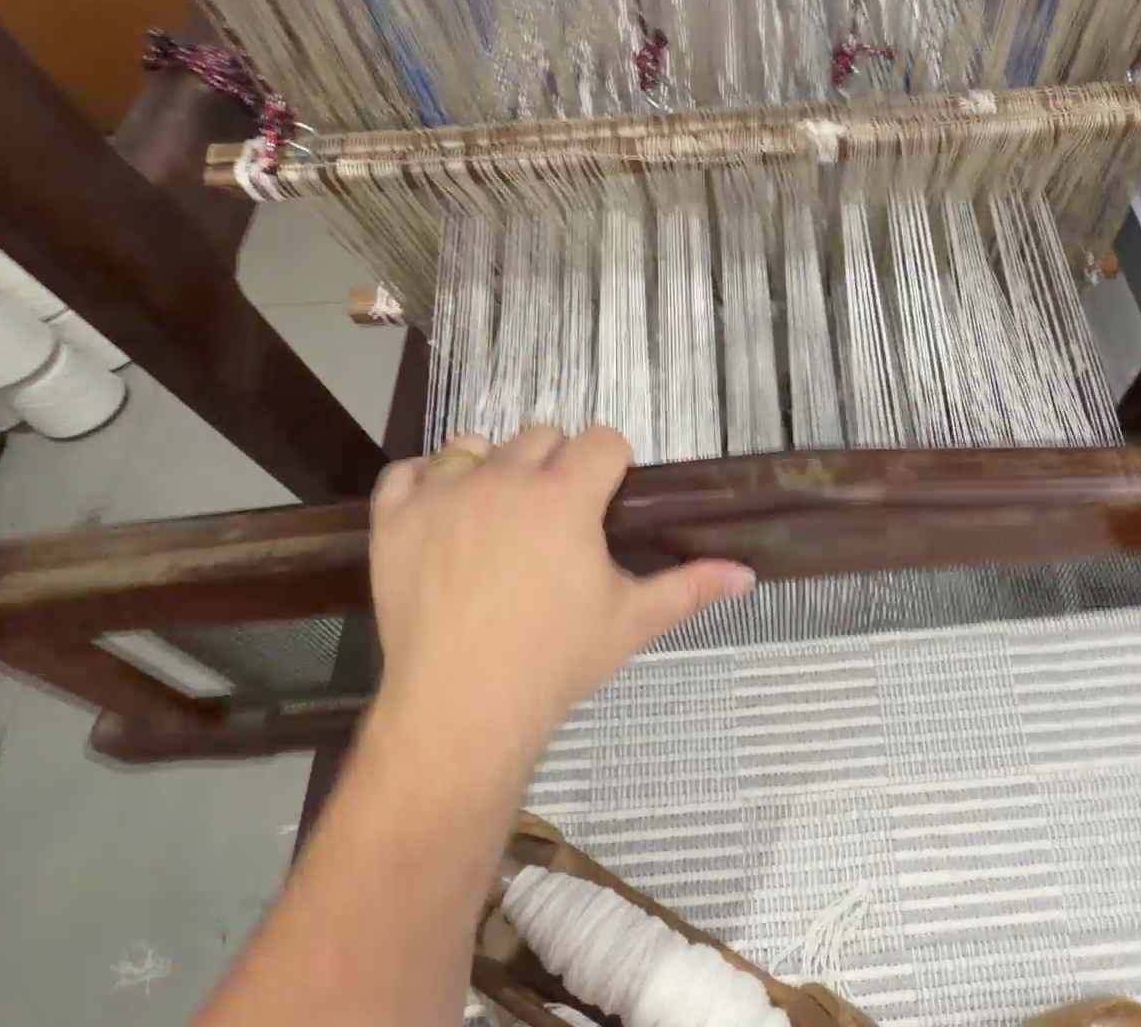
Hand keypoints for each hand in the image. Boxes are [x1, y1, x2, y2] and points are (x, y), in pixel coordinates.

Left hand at [366, 426, 754, 754]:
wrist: (464, 705)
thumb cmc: (557, 660)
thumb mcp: (633, 621)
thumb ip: (691, 588)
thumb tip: (746, 575)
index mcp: (566, 497)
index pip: (604, 439)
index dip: (615, 465)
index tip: (610, 499)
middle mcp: (504, 479)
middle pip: (543, 435)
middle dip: (559, 465)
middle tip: (559, 520)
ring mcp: (443, 495)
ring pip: (475, 445)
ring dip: (494, 468)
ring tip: (500, 516)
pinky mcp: (395, 519)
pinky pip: (409, 471)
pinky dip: (427, 483)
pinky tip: (444, 515)